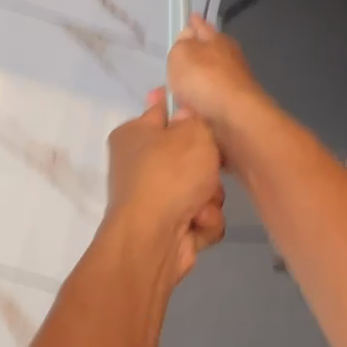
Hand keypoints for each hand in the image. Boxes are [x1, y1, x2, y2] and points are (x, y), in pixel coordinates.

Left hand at [102, 91, 225, 282]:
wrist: (153, 239)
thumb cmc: (169, 175)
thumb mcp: (192, 133)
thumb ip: (196, 120)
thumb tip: (186, 118)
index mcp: (133, 135)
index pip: (161, 111)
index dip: (183, 109)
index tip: (205, 108)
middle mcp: (140, 165)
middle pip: (188, 156)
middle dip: (207, 167)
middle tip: (212, 167)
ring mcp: (154, 199)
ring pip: (201, 189)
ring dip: (210, 198)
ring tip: (201, 203)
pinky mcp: (169, 228)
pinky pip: (201, 217)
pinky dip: (204, 221)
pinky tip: (197, 224)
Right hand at [167, 15, 268, 127]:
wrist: (234, 116)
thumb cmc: (204, 78)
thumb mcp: (181, 54)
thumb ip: (180, 45)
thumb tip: (187, 38)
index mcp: (217, 40)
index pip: (202, 27)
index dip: (194, 23)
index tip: (191, 17)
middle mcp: (228, 58)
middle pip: (206, 53)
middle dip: (193, 56)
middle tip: (176, 60)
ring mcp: (232, 83)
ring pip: (206, 79)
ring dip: (192, 85)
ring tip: (173, 93)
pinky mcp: (232, 106)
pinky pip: (206, 101)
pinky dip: (196, 104)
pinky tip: (184, 111)